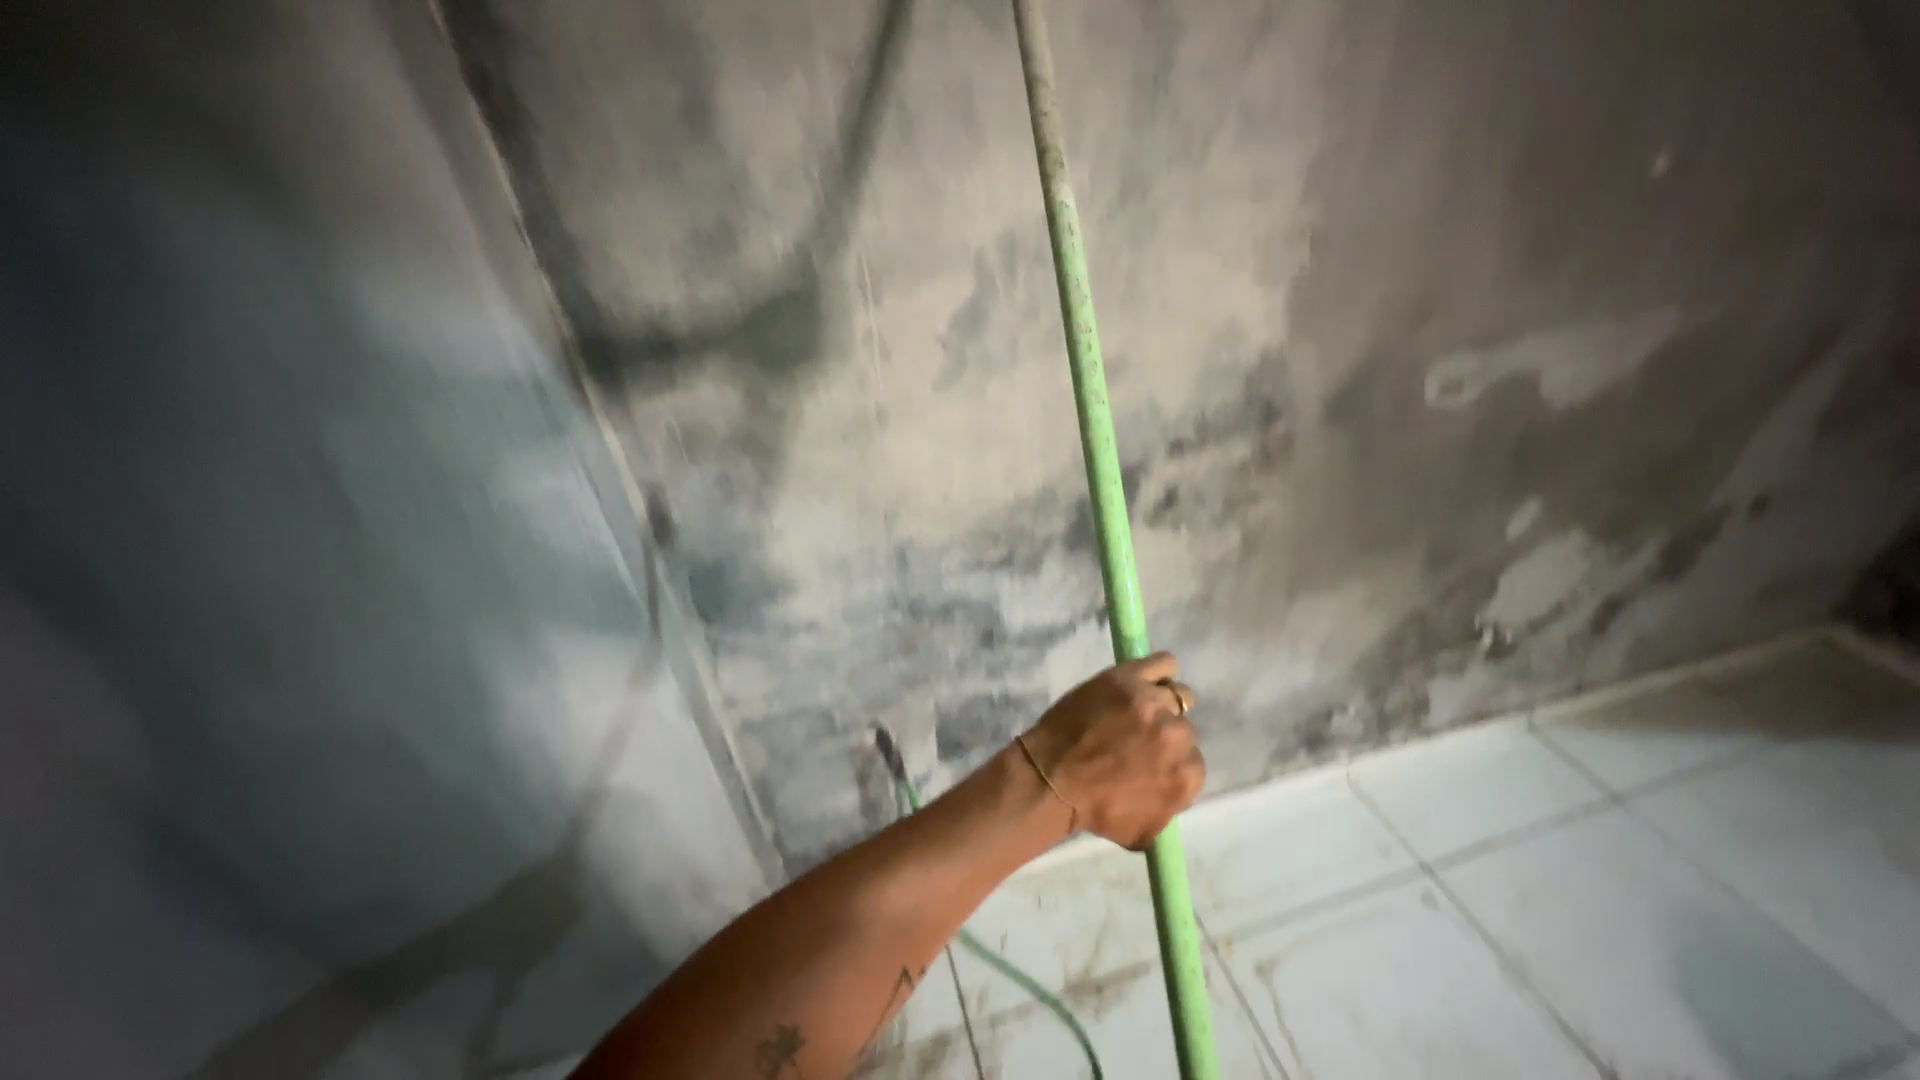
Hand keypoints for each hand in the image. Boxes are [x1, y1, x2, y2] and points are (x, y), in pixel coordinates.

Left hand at [1017, 652, 1204, 850]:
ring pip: (1177, 695)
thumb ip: (1169, 811)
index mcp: (1186, 775)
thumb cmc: (1094, 811)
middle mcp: (1177, 736)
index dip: (1171, 761)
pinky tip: (1146, 681)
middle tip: (1137, 738)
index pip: (1193, 761)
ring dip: (1161, 704)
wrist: (1050, 779)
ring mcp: (1153, 704)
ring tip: (1138, 711)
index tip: (1151, 761)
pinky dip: (1161, 670)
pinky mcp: (1130, 679)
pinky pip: (1164, 663)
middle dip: (1164, 734)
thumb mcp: (1143, 833)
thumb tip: (1175, 794)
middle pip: (1184, 727)